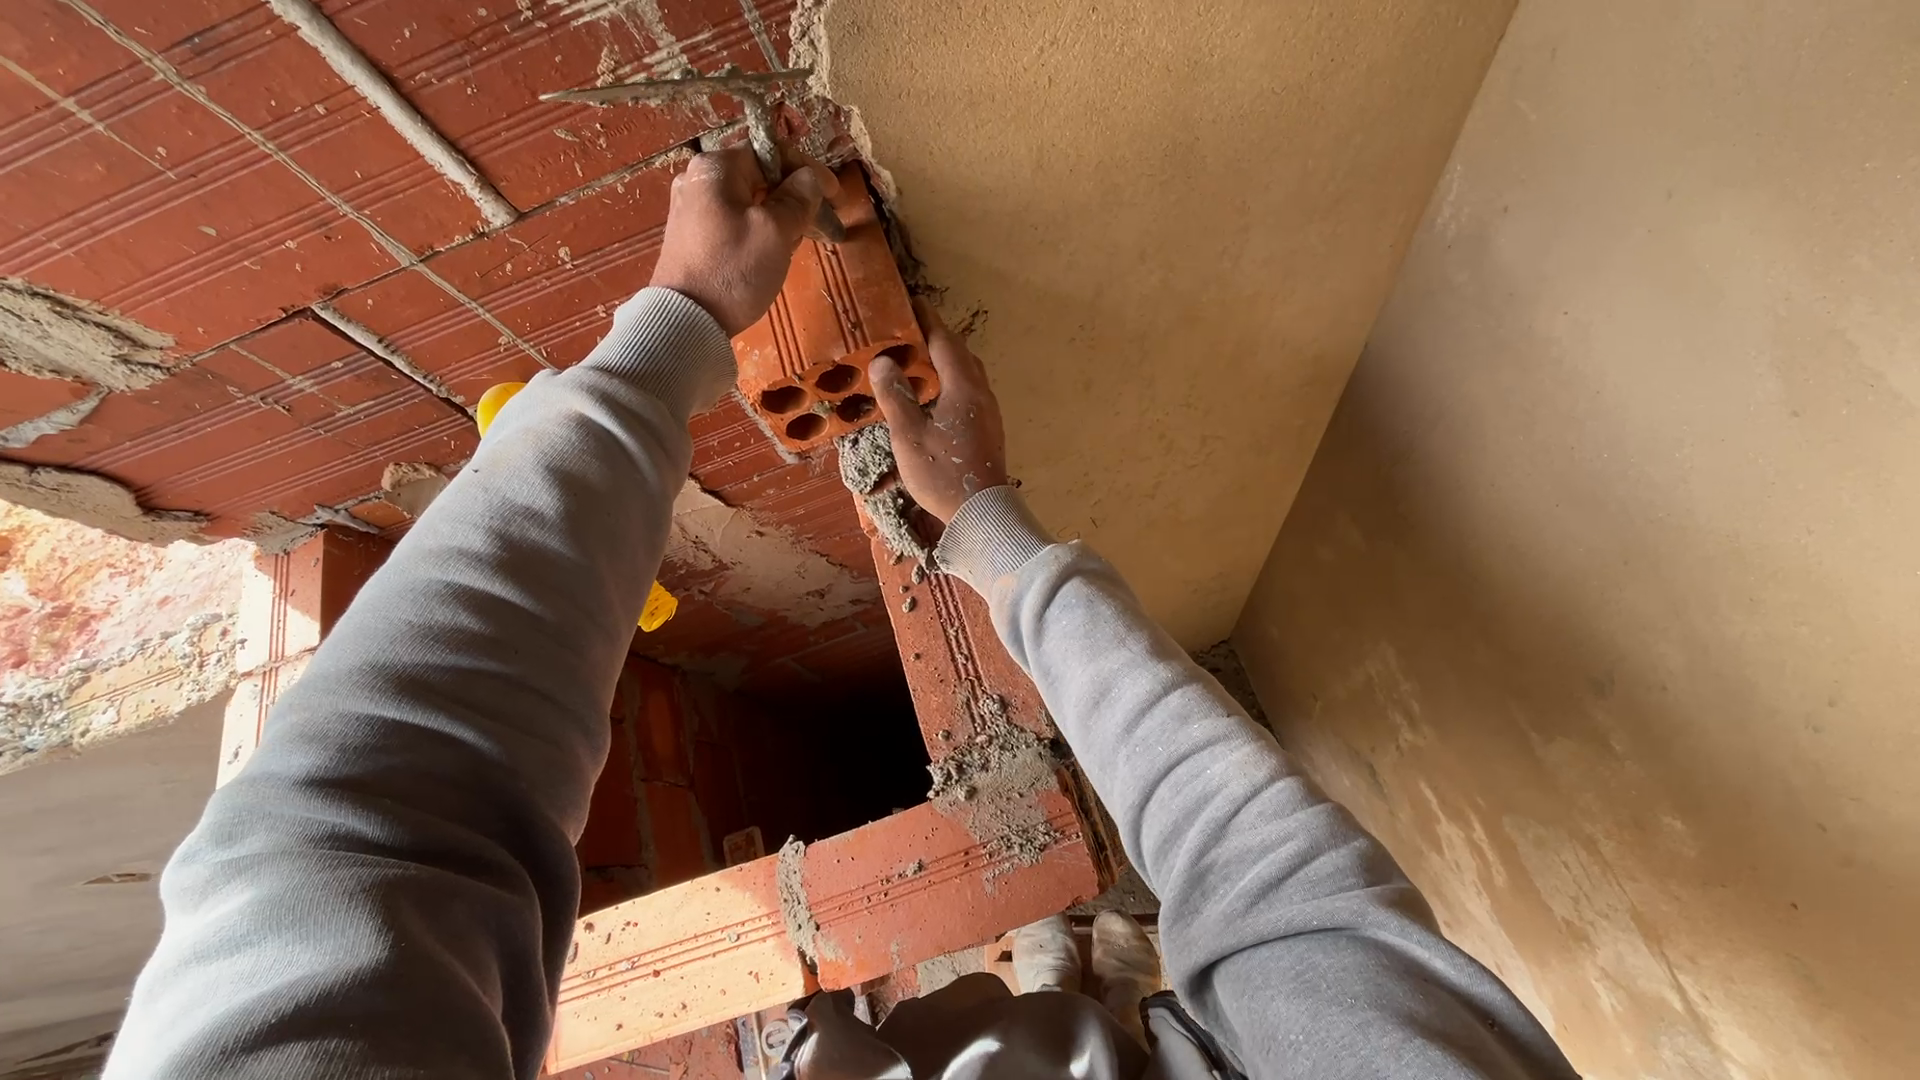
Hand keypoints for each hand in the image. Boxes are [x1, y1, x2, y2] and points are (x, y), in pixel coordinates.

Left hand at [650, 145, 837, 336]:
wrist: (686, 320)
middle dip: (796, 198)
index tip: (836, 197)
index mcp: (716, 167)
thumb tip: (810, 178)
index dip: (809, 171)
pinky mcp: (693, 236)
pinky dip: (761, 230)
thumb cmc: (734, 270)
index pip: (772, 153)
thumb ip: (797, 199)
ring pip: (750, 201)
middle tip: (824, 223)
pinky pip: (736, 221)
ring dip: (781, 217)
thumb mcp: (775, 232)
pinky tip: (775, 252)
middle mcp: (699, 179)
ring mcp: (693, 208)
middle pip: (761, 177)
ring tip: (803, 241)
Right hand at [870, 300, 1008, 522]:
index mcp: (963, 388)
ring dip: (947, 360)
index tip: (911, 303)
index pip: (945, 341)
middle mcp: (981, 394)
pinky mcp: (989, 429)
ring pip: (969, 373)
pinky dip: (953, 380)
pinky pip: (971, 391)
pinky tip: (937, 394)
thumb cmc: (942, 473)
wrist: (980, 513)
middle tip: (911, 331)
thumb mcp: (909, 436)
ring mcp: (989, 413)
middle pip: (961, 354)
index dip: (927, 320)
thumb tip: (884, 361)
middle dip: (938, 338)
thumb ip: (895, 396)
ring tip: (921, 360)